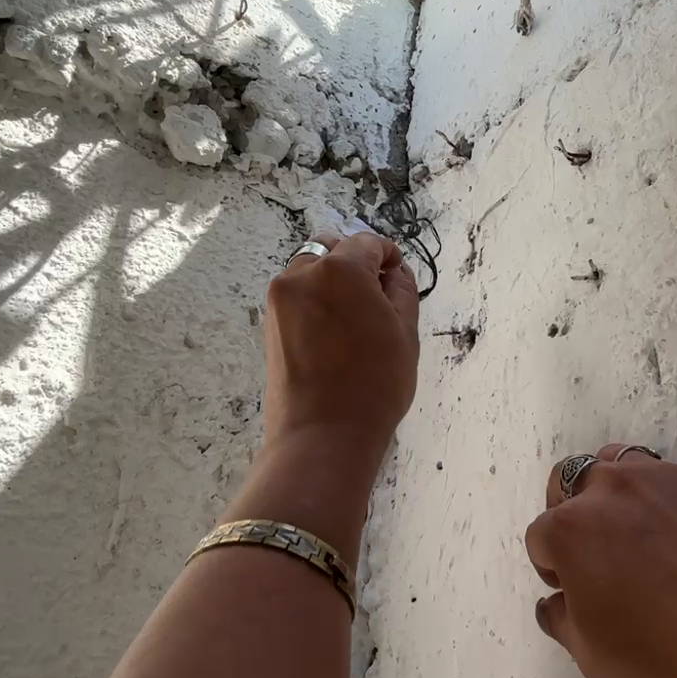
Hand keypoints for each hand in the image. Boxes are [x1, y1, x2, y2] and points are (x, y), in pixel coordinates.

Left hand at [263, 233, 419, 458]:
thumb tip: (395, 272)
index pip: (367, 242)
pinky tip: (336, 332)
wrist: (323, 435)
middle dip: (356, 261)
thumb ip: (402, 292)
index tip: (397, 274)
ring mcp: (280, 299)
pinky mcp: (270, 324)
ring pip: (310, 269)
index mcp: (341, 270)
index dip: (387, 254)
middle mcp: (303, 275)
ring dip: (333, 279)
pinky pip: (297, 295)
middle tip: (378, 295)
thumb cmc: (375, 384)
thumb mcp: (405, 333)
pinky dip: (317, 299)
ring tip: (355, 317)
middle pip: (332, 248)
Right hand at [523, 446, 676, 677]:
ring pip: (617, 464)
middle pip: (569, 481)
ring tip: (639, 532)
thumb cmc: (669, 652)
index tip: (578, 593)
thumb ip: (561, 623)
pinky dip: (663, 499)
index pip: (541, 538)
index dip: (554, 570)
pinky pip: (667, 477)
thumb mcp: (595, 659)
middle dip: (571, 513)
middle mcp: (608, 488)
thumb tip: (555, 602)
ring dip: (614, 492)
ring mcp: (659, 476)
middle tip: (600, 555)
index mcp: (571, 530)